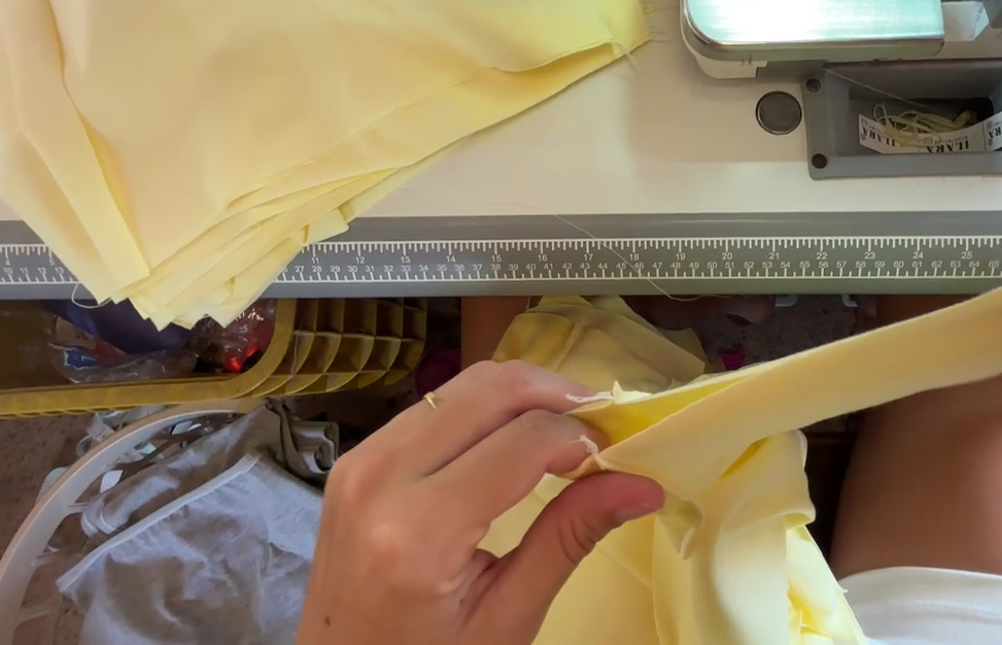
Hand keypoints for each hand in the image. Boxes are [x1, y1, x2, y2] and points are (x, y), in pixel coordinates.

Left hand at [300, 360, 664, 643]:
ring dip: (526, 391)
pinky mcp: (359, 452)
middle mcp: (382, 475)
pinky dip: (489, 403)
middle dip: (559, 393)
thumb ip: (569, 538)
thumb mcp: (506, 621)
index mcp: (418, 532)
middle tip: (601, 422)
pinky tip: (516, 432)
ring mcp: (363, 456)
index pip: (523, 441)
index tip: (614, 452)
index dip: (581, 435)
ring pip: (468, 381)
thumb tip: (642, 484)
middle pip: (495, 388)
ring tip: (565, 424)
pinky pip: (439, 401)